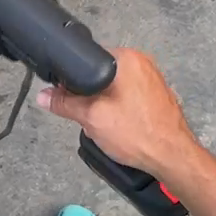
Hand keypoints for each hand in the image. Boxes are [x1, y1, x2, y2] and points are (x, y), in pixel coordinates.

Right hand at [36, 48, 200, 179]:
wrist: (172, 157)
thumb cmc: (137, 133)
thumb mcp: (91, 117)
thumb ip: (64, 104)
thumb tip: (43, 96)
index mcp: (127, 58)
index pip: (87, 59)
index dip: (71, 79)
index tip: (65, 97)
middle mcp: (142, 62)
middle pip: (99, 74)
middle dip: (88, 95)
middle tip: (88, 116)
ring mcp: (152, 79)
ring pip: (112, 88)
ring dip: (103, 104)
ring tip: (105, 124)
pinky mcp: (156, 95)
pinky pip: (127, 96)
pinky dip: (119, 109)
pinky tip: (119, 127)